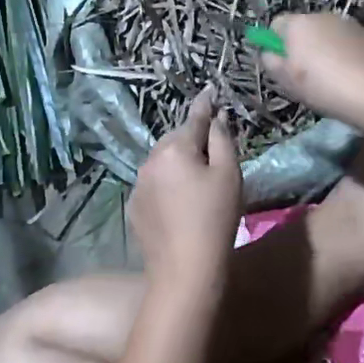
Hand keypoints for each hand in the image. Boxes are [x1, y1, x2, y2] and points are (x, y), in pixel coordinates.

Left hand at [128, 87, 240, 297]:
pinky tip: (181, 203)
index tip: (210, 92)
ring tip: (198, 181)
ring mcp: (138, 184)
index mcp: (175, 148)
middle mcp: (150, 160)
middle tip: (214, 154)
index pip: (194, 118)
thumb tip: (216, 117)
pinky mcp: (134, 207)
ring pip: (163, 162)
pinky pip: (154, 184)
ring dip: (178, 163)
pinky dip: (167, 184)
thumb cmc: (215, 218)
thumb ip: (223, 139)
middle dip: (192, 140)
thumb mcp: (229, 175)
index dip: (205, 105)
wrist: (185, 270)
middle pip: (176, 140)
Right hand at [260, 14, 363, 123]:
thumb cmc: (323, 87)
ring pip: (325, 36)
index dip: (274, 44)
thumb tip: (269, 52)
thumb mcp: (286, 80)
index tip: (282, 66)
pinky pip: (345, 43)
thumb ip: (270, 62)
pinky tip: (350, 77)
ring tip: (330, 80)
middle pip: (302, 29)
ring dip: (322, 51)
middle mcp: (322, 16)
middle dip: (300, 47)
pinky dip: (343, 55)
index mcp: (298, 23)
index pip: (275, 24)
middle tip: (304, 77)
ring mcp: (348, 24)